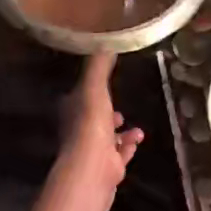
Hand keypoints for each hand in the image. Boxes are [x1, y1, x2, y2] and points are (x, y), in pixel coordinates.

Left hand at [58, 53, 142, 191]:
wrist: (93, 167)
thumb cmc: (90, 125)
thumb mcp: (94, 88)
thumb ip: (99, 66)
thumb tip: (107, 43)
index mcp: (72, 111)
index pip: (78, 98)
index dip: (90, 92)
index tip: (102, 86)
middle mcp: (79, 132)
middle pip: (93, 120)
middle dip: (106, 115)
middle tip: (120, 111)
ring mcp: (93, 152)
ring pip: (108, 139)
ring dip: (122, 133)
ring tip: (137, 129)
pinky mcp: (107, 168)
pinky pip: (119, 155)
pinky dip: (128, 147)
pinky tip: (138, 141)